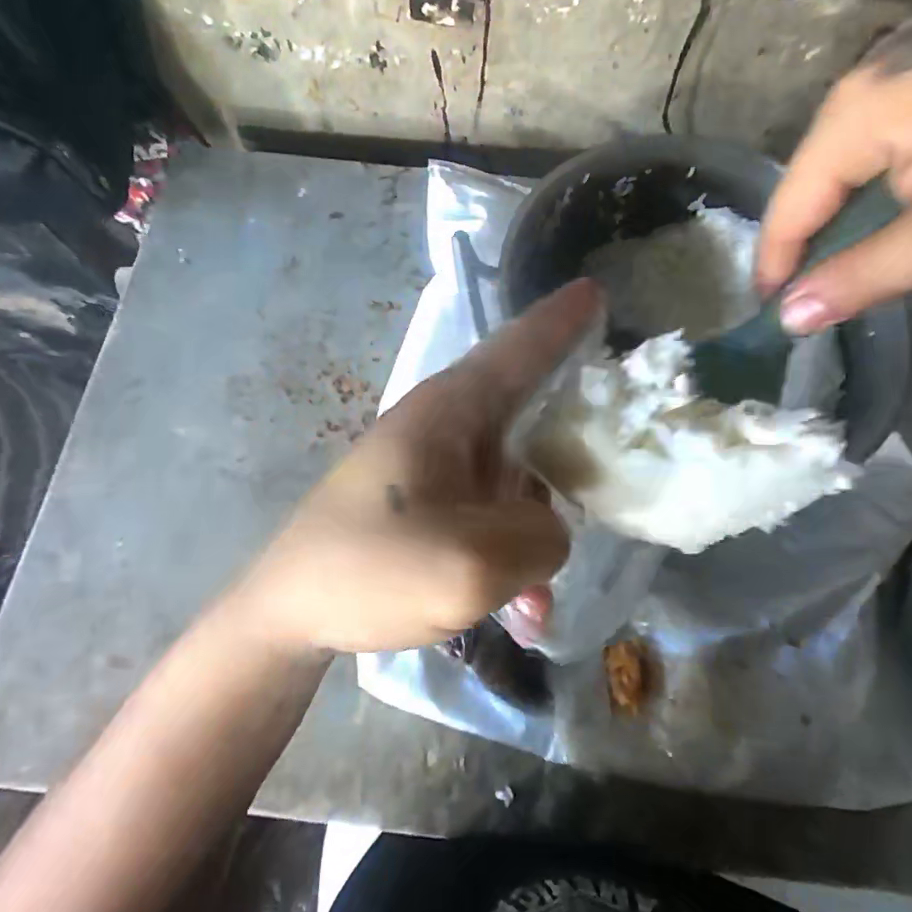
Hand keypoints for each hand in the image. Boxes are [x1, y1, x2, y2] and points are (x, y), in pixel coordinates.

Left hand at [213, 280, 600, 654]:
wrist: (289, 619)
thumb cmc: (372, 573)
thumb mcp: (471, 563)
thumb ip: (540, 538)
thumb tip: (551, 531)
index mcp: (449, 413)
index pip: (516, 350)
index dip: (561, 321)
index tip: (598, 292)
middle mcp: (446, 430)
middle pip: (529, 407)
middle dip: (575, 422)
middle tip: (622, 437)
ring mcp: (440, 471)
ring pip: (520, 476)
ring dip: (542, 525)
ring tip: (542, 589)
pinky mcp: (435, 509)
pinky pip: (497, 518)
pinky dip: (516, 555)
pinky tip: (522, 609)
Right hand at [756, 0, 911, 333]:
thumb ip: (870, 271)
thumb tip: (789, 317)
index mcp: (866, 106)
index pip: (791, 199)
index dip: (777, 265)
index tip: (776, 319)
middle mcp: (875, 72)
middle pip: (818, 178)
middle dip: (822, 244)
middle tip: (833, 305)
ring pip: (856, 162)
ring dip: (863, 219)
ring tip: (880, 269)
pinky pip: (894, 140)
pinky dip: (896, 189)